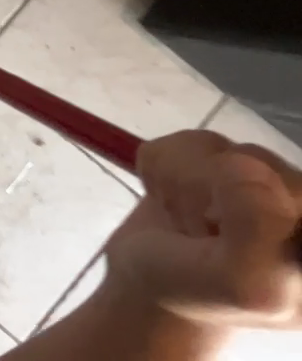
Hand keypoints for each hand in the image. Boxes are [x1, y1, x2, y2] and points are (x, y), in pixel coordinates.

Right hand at [103, 129, 300, 336]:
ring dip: (177, 180)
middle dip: (204, 190)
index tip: (230, 236)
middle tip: (201, 231)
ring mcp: (263, 183)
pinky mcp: (215, 163)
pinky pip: (178, 139)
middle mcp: (300, 205)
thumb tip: (245, 166)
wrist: (147, 285)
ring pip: (211, 145)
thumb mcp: (240, 281)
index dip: (256, 205)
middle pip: (253, 159)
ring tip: (185, 218)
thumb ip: (258, 230)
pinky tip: (171, 200)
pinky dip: (157, 168)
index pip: (290, 187)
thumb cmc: (198, 294)